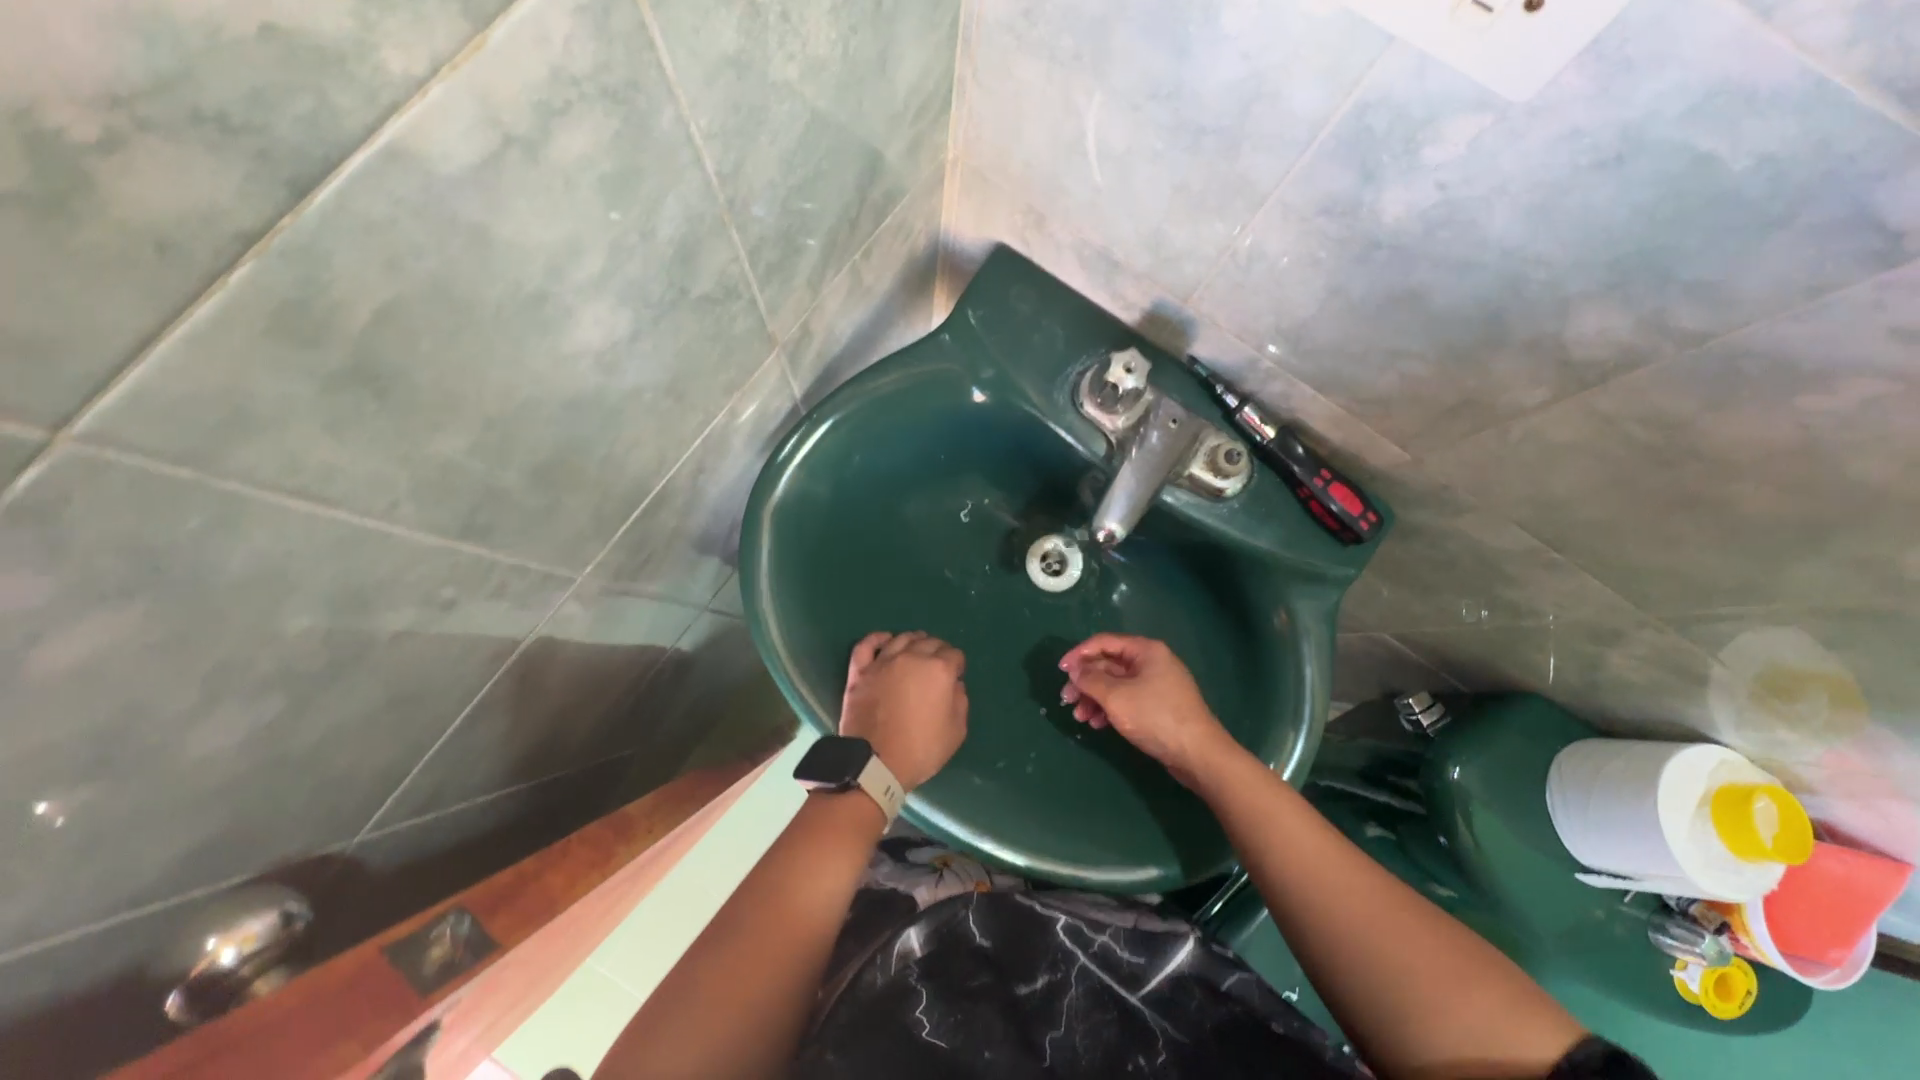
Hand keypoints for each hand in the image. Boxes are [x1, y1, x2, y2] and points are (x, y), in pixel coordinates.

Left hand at [840, 631, 968, 790]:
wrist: (877, 763)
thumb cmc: (922, 749)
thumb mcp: (957, 731)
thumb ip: (960, 701)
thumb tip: (954, 685)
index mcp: (939, 670)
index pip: (954, 655)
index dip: (957, 665)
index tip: (956, 676)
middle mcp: (912, 658)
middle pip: (930, 642)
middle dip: (938, 650)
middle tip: (938, 664)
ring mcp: (883, 662)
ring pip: (901, 638)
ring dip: (913, 640)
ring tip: (916, 648)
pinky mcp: (860, 671)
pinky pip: (867, 644)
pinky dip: (878, 638)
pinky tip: (885, 639)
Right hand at [1060, 634, 1242, 785]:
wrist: (1197, 753)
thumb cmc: (1155, 717)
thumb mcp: (1116, 697)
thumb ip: (1091, 679)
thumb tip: (1074, 668)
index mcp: (1145, 651)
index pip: (1104, 642)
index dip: (1079, 654)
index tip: (1060, 670)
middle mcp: (1151, 663)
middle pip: (1109, 665)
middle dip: (1085, 682)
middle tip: (1067, 700)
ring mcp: (1156, 685)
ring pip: (1115, 685)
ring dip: (1094, 698)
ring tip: (1080, 717)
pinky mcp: (1157, 707)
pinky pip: (1126, 700)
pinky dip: (1109, 709)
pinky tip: (1098, 724)